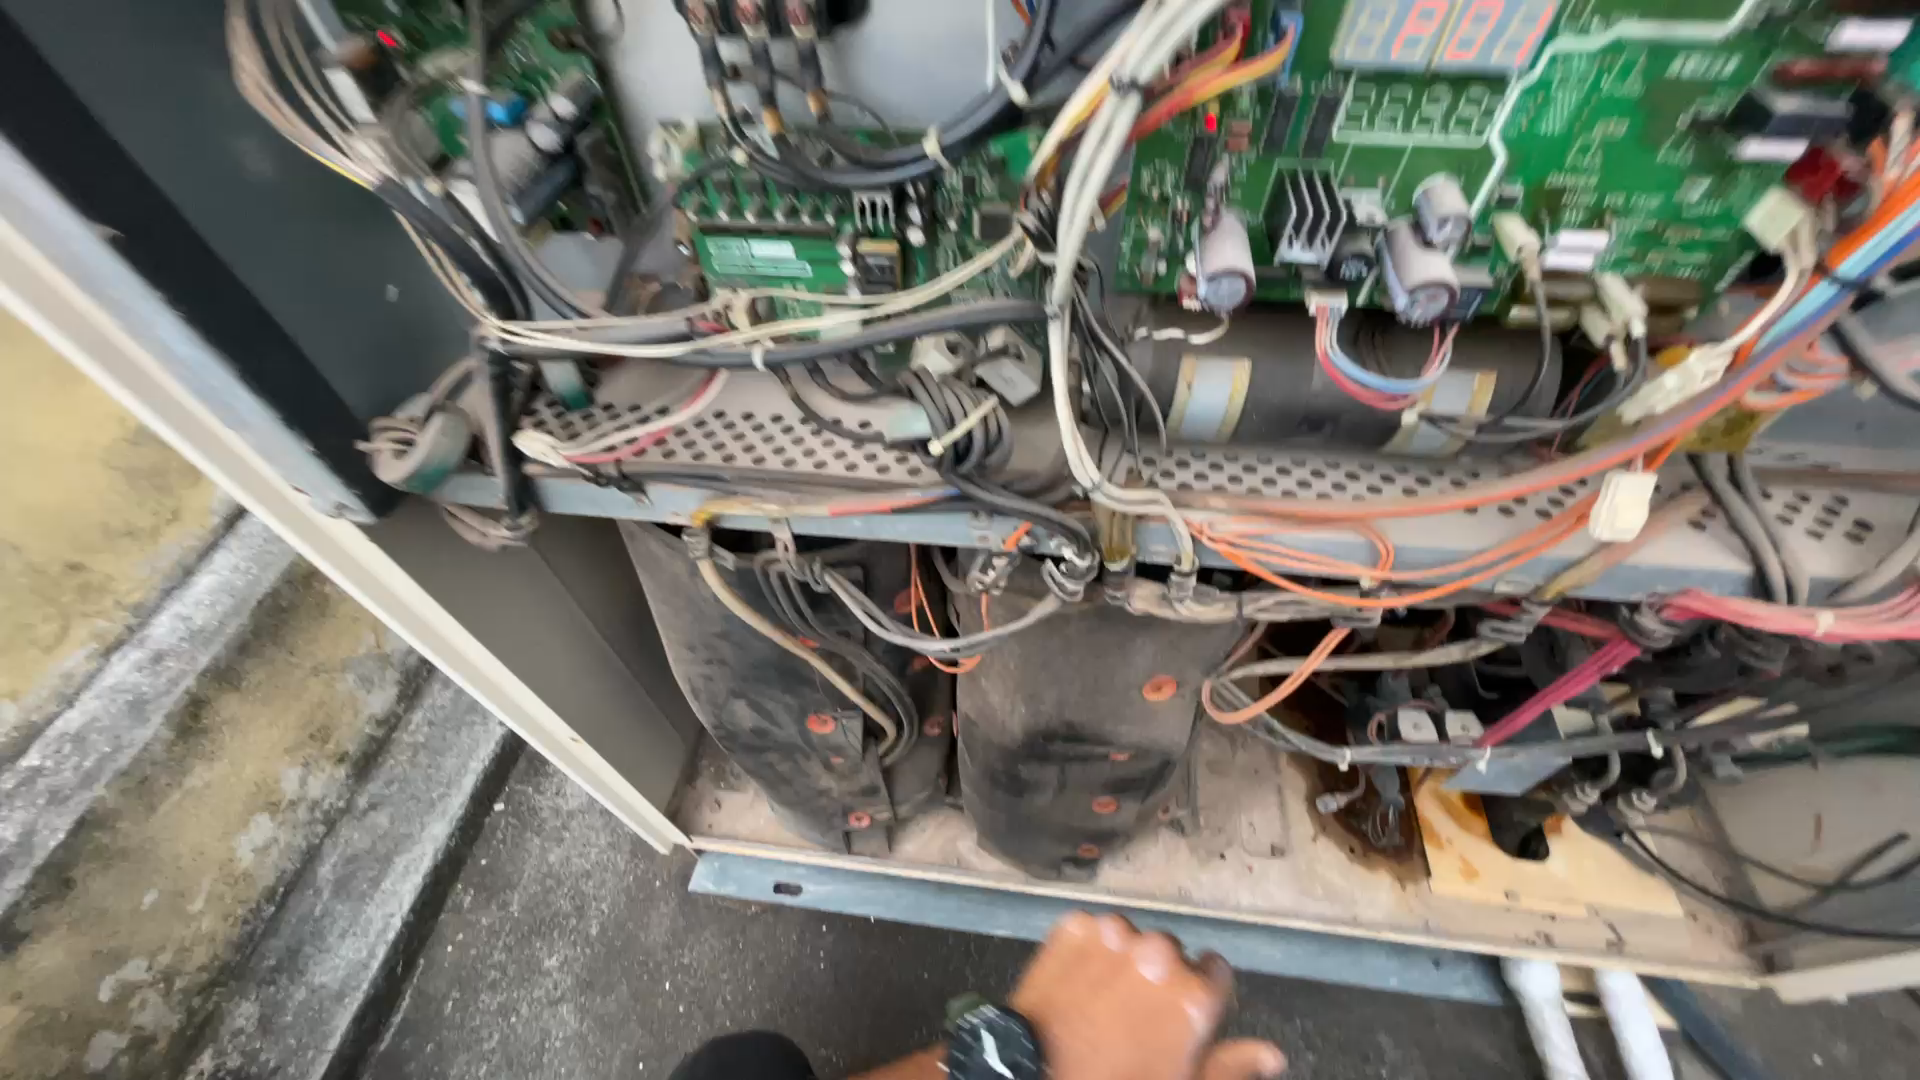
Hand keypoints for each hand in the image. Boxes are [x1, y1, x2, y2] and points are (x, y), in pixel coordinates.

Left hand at [1007, 912, 1285, 1079]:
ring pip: (1131, 936)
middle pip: (1172, 950)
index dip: (1200, 990)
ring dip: (1125, 956)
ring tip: (1103, 994)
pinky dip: (1090, 948)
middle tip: (1136, 1008)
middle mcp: (1158, 951)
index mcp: (1192, 992)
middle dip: (1161, 972)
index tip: (1181, 1007)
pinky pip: (1093, 930)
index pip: (1215, 969)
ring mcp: (1112, 932)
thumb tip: (1273, 1054)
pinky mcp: (1074, 923)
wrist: (1034, 1071)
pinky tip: (1079, 979)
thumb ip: (1230, 1066)